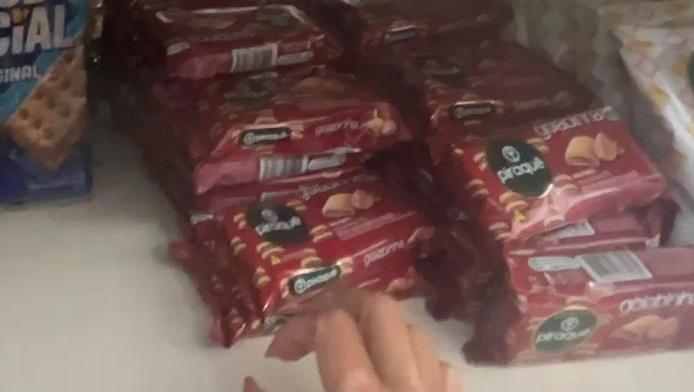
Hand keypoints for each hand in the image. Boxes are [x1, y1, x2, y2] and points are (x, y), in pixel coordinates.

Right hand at [245, 290, 458, 391]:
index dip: (299, 326)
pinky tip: (398, 385)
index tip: (277, 351)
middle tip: (315, 332)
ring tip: (354, 357)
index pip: (333, 322)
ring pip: (416, 336)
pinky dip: (421, 370)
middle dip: (341, 308)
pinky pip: (445, 378)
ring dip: (381, 335)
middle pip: (379, 309)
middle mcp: (403, 388)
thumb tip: (248, 381)